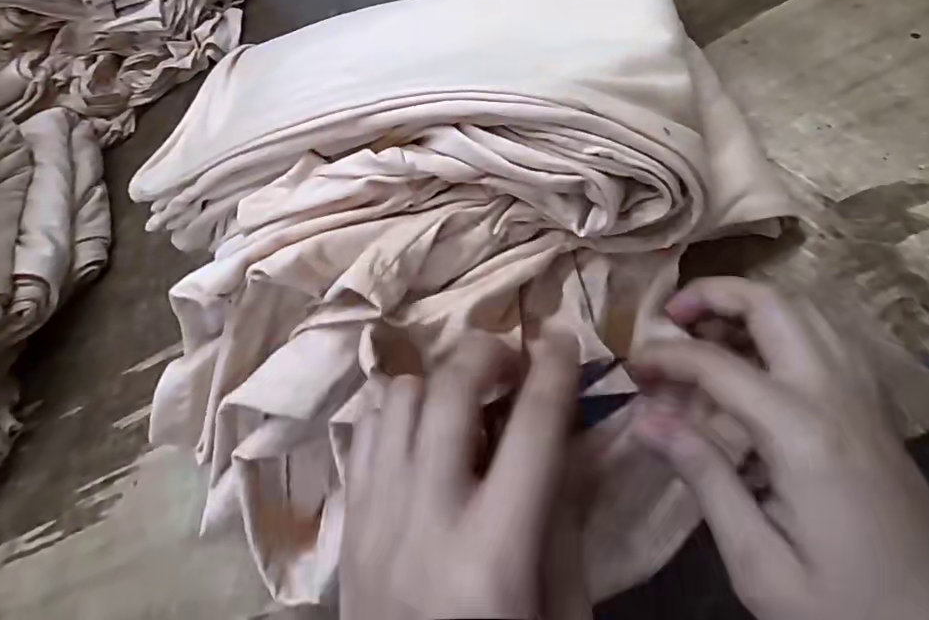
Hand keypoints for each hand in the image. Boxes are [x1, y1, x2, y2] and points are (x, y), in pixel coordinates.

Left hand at [341, 332, 579, 619]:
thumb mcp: (561, 613)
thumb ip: (565, 515)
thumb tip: (580, 431)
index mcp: (494, 557)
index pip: (531, 431)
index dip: (552, 372)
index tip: (562, 336)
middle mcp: (425, 521)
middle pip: (451, 393)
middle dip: (487, 355)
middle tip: (512, 360)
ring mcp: (376, 516)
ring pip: (399, 397)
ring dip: (439, 382)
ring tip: (467, 399)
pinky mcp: (348, 521)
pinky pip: (364, 429)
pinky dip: (397, 411)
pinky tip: (422, 429)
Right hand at [629, 278, 928, 619]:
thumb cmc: (850, 611)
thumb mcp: (763, 566)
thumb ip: (704, 479)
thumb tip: (644, 418)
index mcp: (802, 431)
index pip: (714, 362)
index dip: (664, 356)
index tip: (632, 367)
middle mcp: (837, 396)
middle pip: (771, 304)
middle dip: (711, 294)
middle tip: (670, 317)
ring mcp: (866, 400)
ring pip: (806, 310)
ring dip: (750, 304)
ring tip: (709, 330)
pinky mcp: (879, 414)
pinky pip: (828, 337)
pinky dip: (784, 324)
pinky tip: (761, 357)